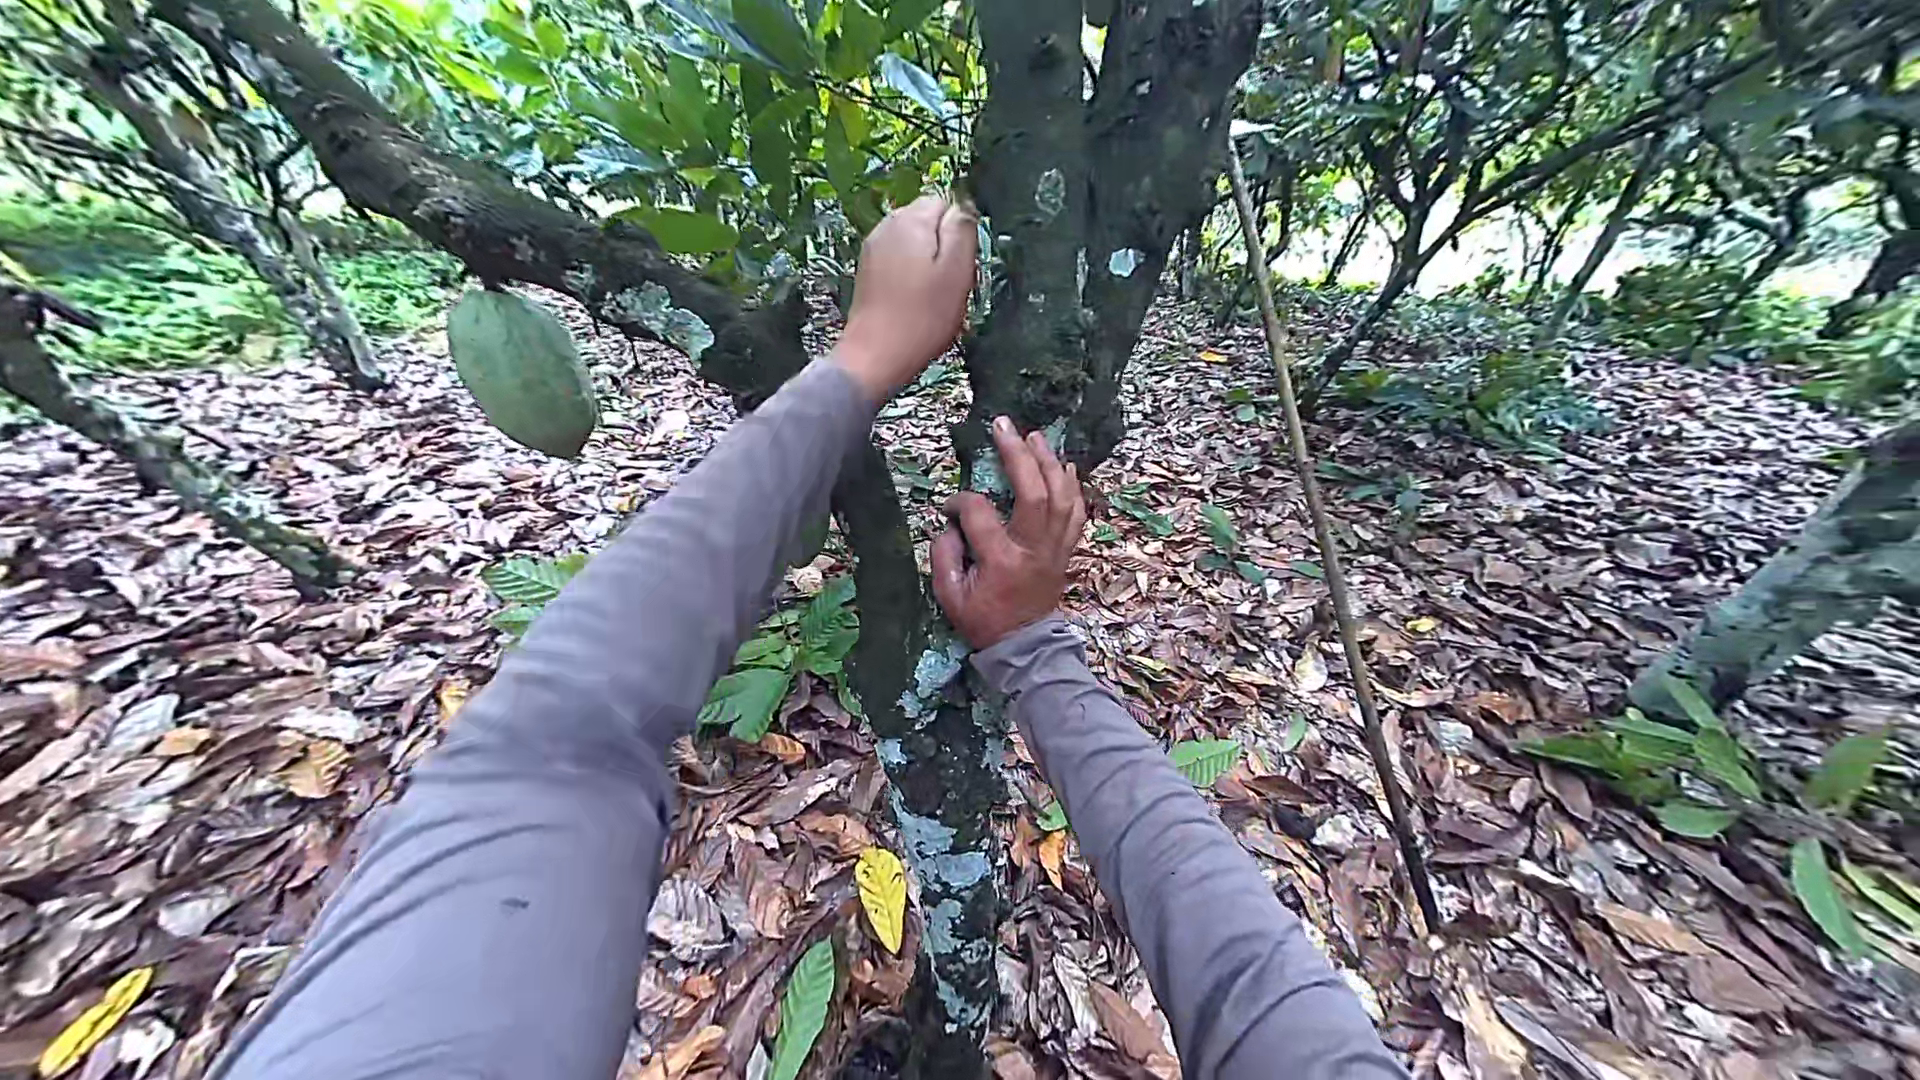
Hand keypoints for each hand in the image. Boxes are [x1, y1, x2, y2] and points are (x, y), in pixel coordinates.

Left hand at [833, 193, 978, 402]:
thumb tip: (963, 207)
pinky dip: (910, 279)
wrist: (876, 356)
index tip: (961, 268)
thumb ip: (963, 230)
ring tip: (931, 299)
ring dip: (927, 266)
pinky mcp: (868, 272)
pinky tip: (913, 304)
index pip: (947, 204)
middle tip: (948, 287)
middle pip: (929, 224)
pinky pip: (899, 264)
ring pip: (914, 246)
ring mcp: (873, 249)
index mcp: (911, 219)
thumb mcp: (957, 271)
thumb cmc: (923, 318)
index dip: (960, 235)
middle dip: (943, 249)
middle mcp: (887, 225)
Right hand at [932, 416, 1086, 648]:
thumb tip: (951, 523)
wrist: (1024, 646)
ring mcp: (1056, 550)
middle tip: (1004, 426)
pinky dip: (1073, 487)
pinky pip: (1077, 514)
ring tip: (1035, 437)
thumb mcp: (950, 596)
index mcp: (1001, 561)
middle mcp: (1034, 550)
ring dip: (1050, 463)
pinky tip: (1065, 466)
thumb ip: (943, 556)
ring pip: (1063, 498)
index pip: (979, 513)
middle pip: (1035, 493)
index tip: (950, 507)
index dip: (960, 502)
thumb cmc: (984, 620)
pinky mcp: (1067, 551)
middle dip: (1018, 455)